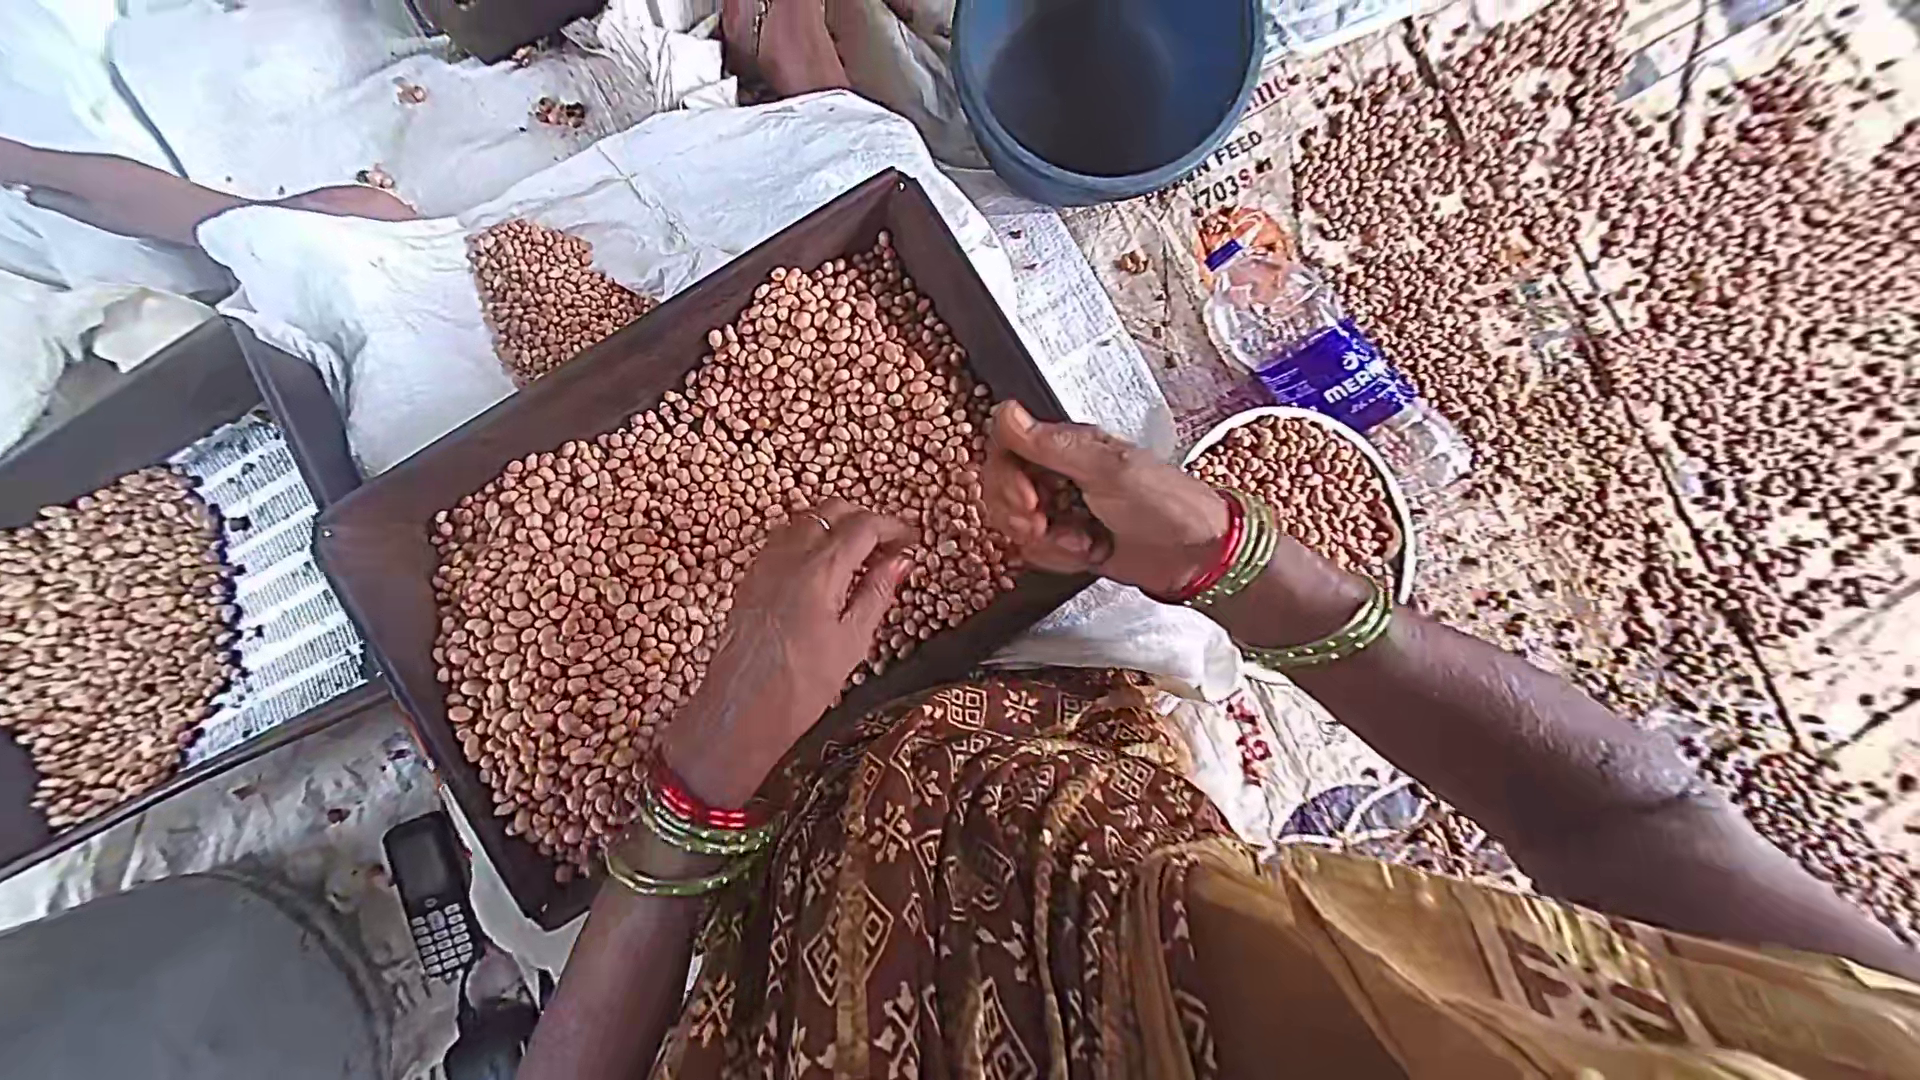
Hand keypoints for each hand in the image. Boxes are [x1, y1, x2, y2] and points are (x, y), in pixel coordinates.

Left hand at [659, 499, 911, 806]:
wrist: (741, 712)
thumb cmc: (801, 686)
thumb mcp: (853, 640)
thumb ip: (878, 591)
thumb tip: (902, 560)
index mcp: (820, 570)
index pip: (864, 525)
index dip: (893, 526)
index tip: (911, 539)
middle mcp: (789, 556)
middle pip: (833, 511)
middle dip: (866, 520)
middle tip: (889, 546)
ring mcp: (765, 563)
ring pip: (807, 519)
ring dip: (837, 526)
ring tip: (860, 556)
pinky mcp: (752, 577)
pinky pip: (785, 538)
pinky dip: (811, 538)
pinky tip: (825, 568)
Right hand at [983, 401, 1229, 596]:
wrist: (1194, 556)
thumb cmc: (1164, 504)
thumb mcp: (1108, 470)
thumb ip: (1053, 444)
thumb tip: (1006, 411)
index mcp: (1066, 446)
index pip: (1006, 448)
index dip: (1005, 475)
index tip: (1027, 498)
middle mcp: (1057, 473)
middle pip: (1001, 487)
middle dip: (1018, 513)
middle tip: (1044, 523)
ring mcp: (1059, 508)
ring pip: (1013, 522)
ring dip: (1042, 540)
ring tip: (1079, 541)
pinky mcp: (1064, 540)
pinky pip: (1034, 551)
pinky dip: (1057, 558)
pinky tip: (1087, 553)